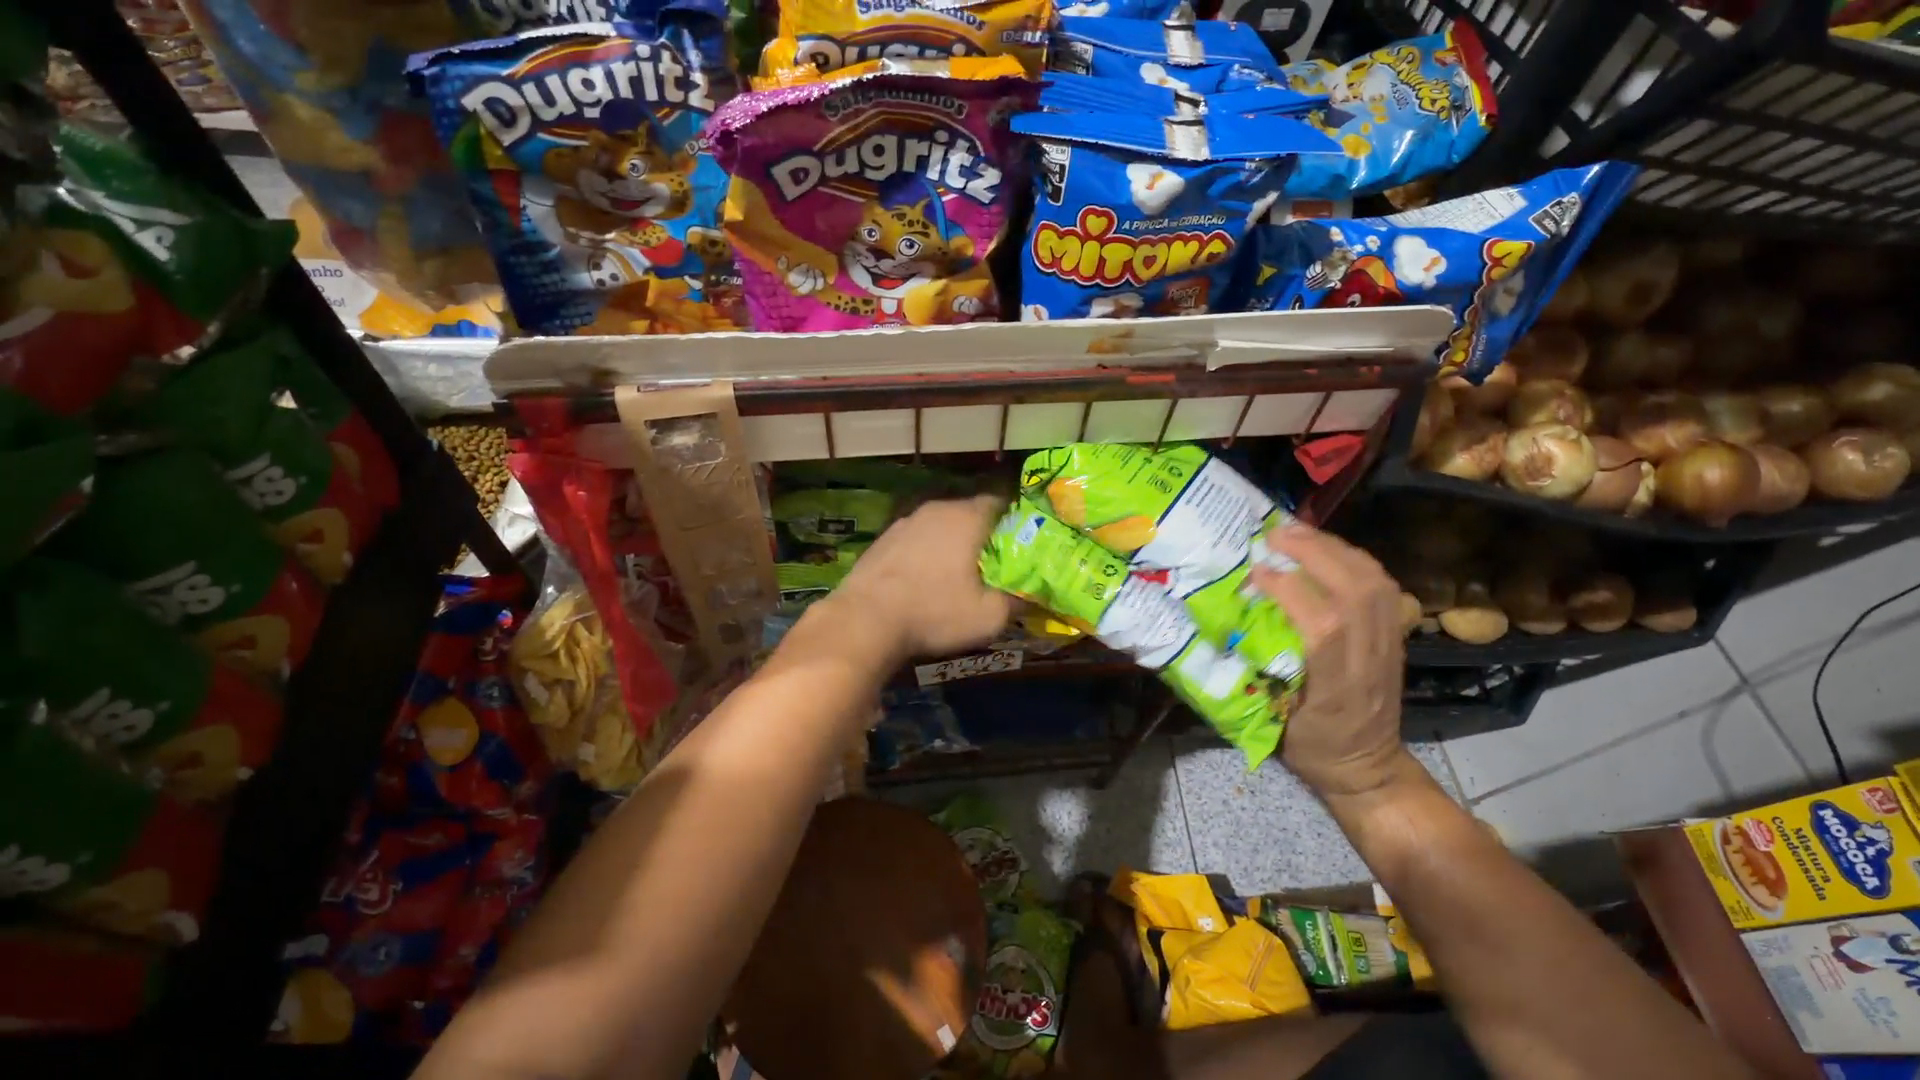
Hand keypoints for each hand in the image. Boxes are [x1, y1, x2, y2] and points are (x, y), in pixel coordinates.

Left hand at [821, 495, 1014, 663]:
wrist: (864, 621)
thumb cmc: (934, 612)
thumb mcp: (989, 616)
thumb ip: (1016, 601)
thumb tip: (1029, 596)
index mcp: (966, 517)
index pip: (1000, 503)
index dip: (1015, 522)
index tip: (1022, 545)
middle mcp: (935, 510)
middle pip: (969, 514)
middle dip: (983, 536)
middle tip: (995, 565)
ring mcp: (903, 523)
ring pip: (939, 528)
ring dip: (951, 545)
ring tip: (959, 575)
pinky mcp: (881, 541)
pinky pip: (915, 542)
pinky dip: (925, 555)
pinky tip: (925, 582)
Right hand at [1250, 524, 1408, 798]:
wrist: (1369, 768)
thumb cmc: (1313, 749)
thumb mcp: (1275, 724)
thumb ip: (1258, 676)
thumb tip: (1225, 626)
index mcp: (1338, 690)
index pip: (1326, 628)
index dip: (1292, 591)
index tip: (1257, 572)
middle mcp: (1370, 661)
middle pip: (1356, 591)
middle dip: (1314, 553)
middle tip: (1274, 535)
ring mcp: (1390, 646)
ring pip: (1373, 581)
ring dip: (1334, 548)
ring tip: (1298, 533)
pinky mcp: (1396, 636)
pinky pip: (1381, 584)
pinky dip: (1354, 558)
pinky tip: (1326, 550)